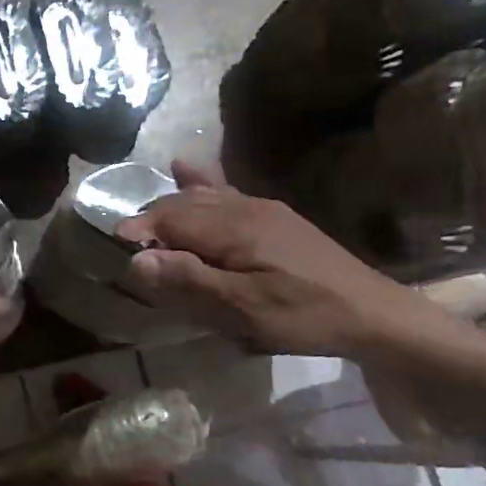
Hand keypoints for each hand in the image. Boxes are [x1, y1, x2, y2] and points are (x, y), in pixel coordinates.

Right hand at [116, 161, 456, 359]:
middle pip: (185, 203)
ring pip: (204, 195)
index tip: (115, 243)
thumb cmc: (302, 315)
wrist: (370, 312)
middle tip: (131, 242)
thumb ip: (190, 280)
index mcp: (234, 228)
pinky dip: (201, 183)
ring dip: (171, 203)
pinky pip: (227, 192)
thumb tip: (137, 260)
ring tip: (148, 218)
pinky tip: (187, 170)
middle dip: (152, 216)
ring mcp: (262, 208)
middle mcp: (245, 208)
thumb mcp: (243, 308)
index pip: (172, 218)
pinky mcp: (275, 217)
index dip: (141, 228)